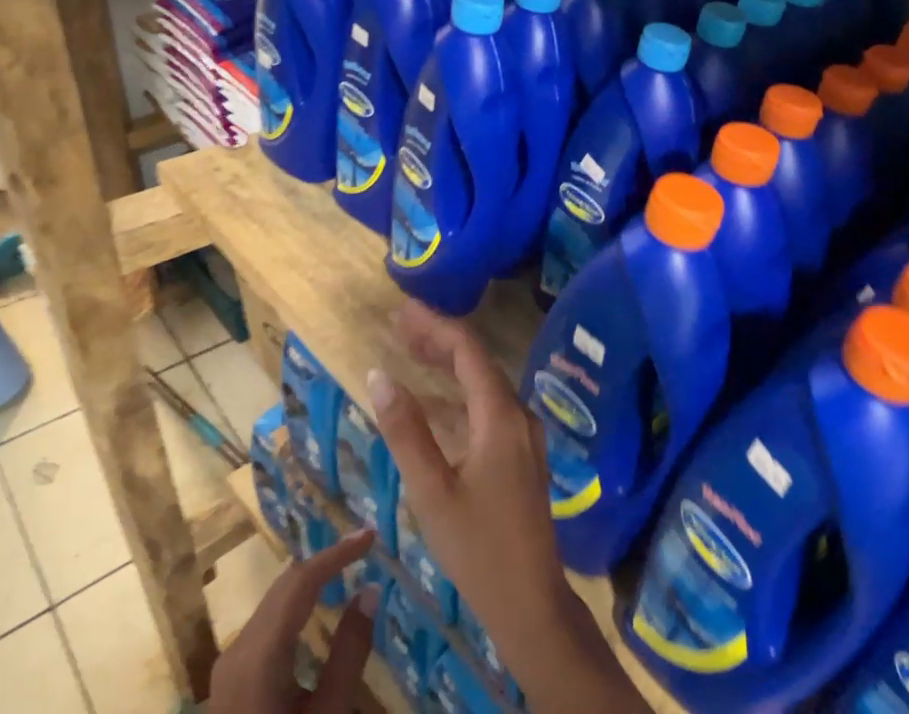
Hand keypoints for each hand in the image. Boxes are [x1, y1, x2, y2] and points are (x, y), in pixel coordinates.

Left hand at [208, 528, 379, 713]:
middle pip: (283, 587)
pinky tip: (318, 607)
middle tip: (365, 545)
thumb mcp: (331, 713)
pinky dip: (296, 606)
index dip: (336, 554)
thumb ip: (350, 651)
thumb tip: (370, 592)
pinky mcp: (232, 678)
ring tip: (348, 566)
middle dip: (324, 561)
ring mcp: (230, 664)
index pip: (300, 583)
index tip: (370, 535)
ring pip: (273, 604)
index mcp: (260, 655)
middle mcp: (238, 649)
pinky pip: (267, 625)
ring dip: (310, 582)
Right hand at [369, 300, 647, 713]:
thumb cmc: (477, 546)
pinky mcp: (522, 456)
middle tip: (398, 326)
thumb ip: (406, 429)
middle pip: (479, 362)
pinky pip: (490, 408)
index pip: (468, 351)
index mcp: (500, 416)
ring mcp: (525, 437)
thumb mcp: (431, 489)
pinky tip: (435, 403)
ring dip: (449, 367)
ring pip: (485, 385)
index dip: (434, 326)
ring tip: (409, 352)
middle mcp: (519, 416)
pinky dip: (460, 396)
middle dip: (439, 341)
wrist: (530, 598)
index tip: (400, 311)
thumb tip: (378, 375)